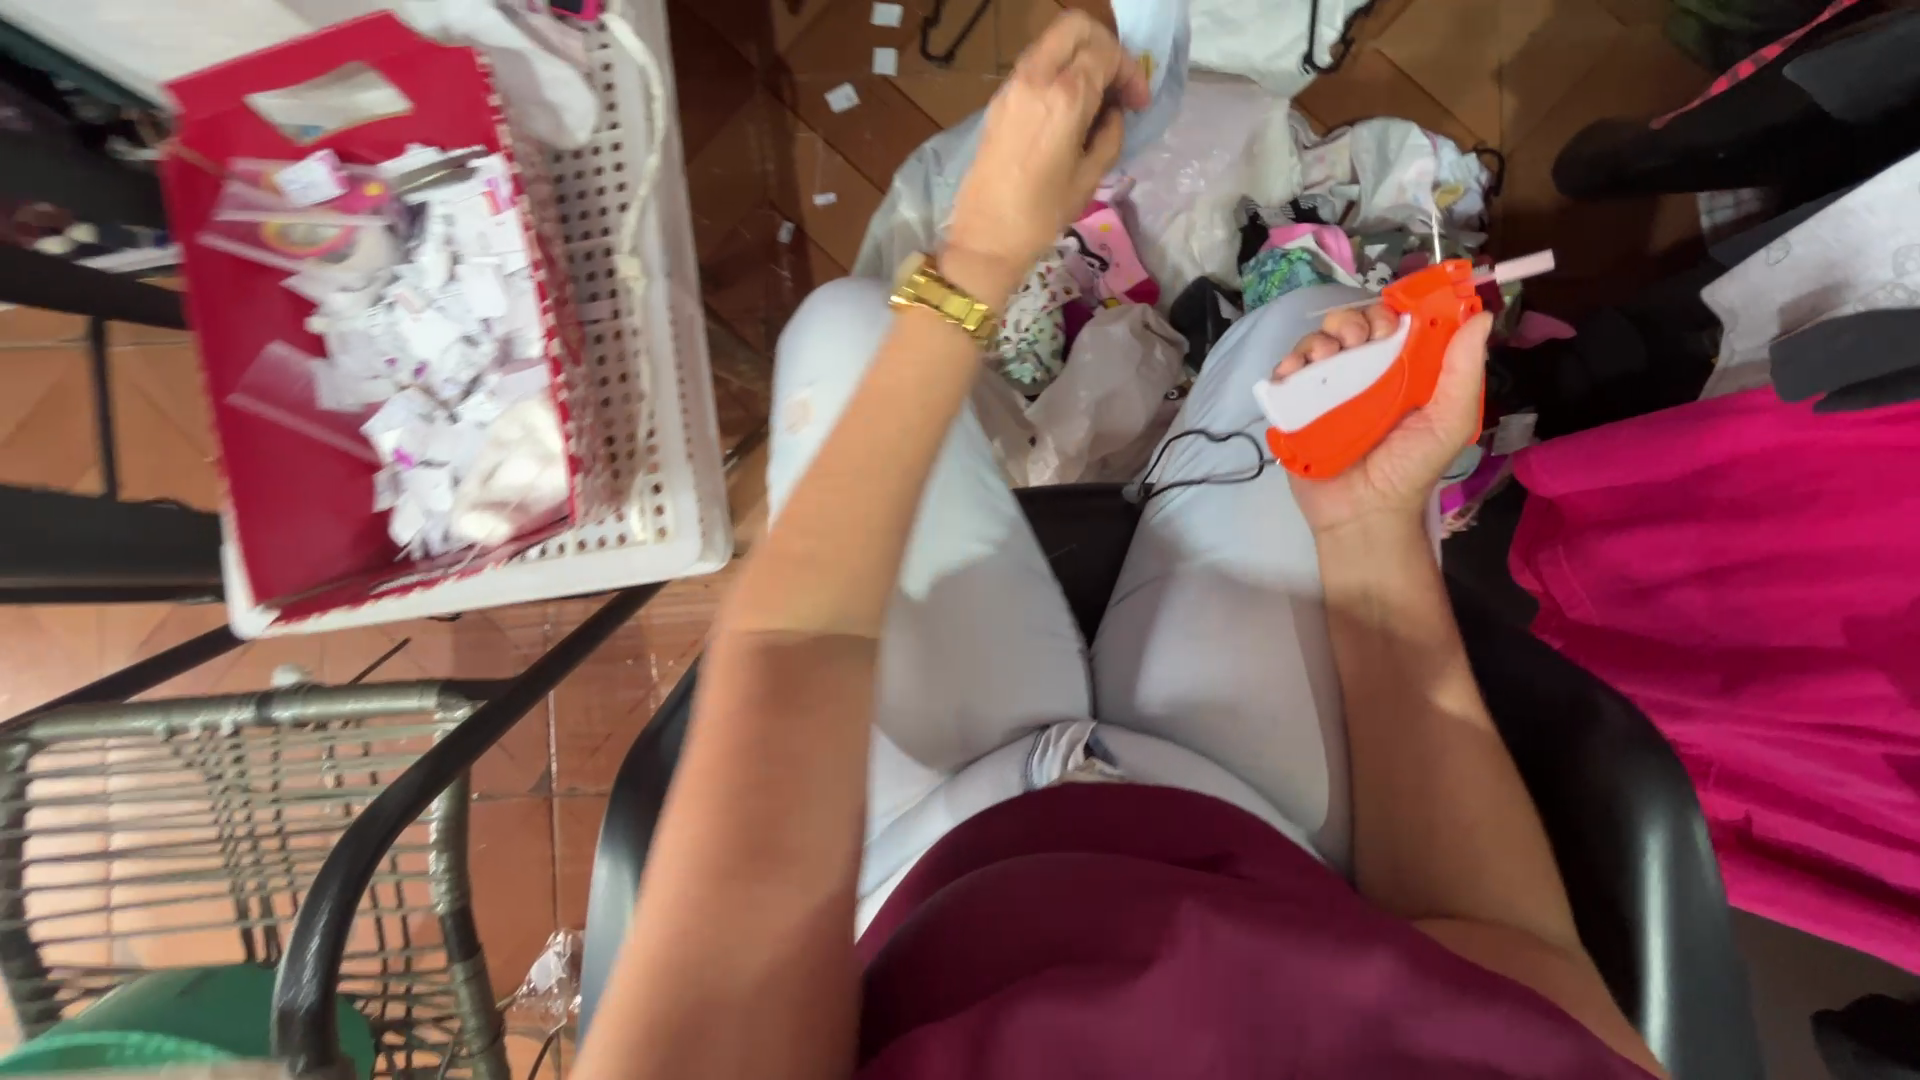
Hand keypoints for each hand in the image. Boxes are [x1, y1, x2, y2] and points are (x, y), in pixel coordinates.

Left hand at [941, 11, 1149, 304]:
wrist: (985, 239)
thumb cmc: (1041, 216)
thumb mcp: (1089, 178)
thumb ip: (1110, 135)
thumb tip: (1113, 113)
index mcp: (1065, 97)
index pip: (1106, 54)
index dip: (1130, 73)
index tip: (1138, 102)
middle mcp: (1036, 79)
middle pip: (1076, 28)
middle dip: (1104, 47)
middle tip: (1116, 83)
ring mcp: (1012, 87)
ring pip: (1053, 44)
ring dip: (1079, 58)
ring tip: (1094, 98)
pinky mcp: (998, 103)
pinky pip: (1034, 68)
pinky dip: (1057, 73)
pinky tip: (1067, 110)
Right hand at [1275, 304, 1493, 535]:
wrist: (1364, 511)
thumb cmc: (1410, 468)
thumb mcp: (1450, 420)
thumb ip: (1463, 370)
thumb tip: (1478, 315)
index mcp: (1401, 371)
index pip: (1390, 324)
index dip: (1387, 313)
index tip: (1387, 326)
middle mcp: (1361, 375)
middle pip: (1348, 327)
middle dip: (1348, 322)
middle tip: (1353, 342)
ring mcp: (1325, 392)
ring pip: (1315, 346)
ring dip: (1316, 341)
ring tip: (1323, 359)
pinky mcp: (1296, 411)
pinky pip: (1284, 377)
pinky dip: (1285, 366)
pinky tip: (1292, 372)